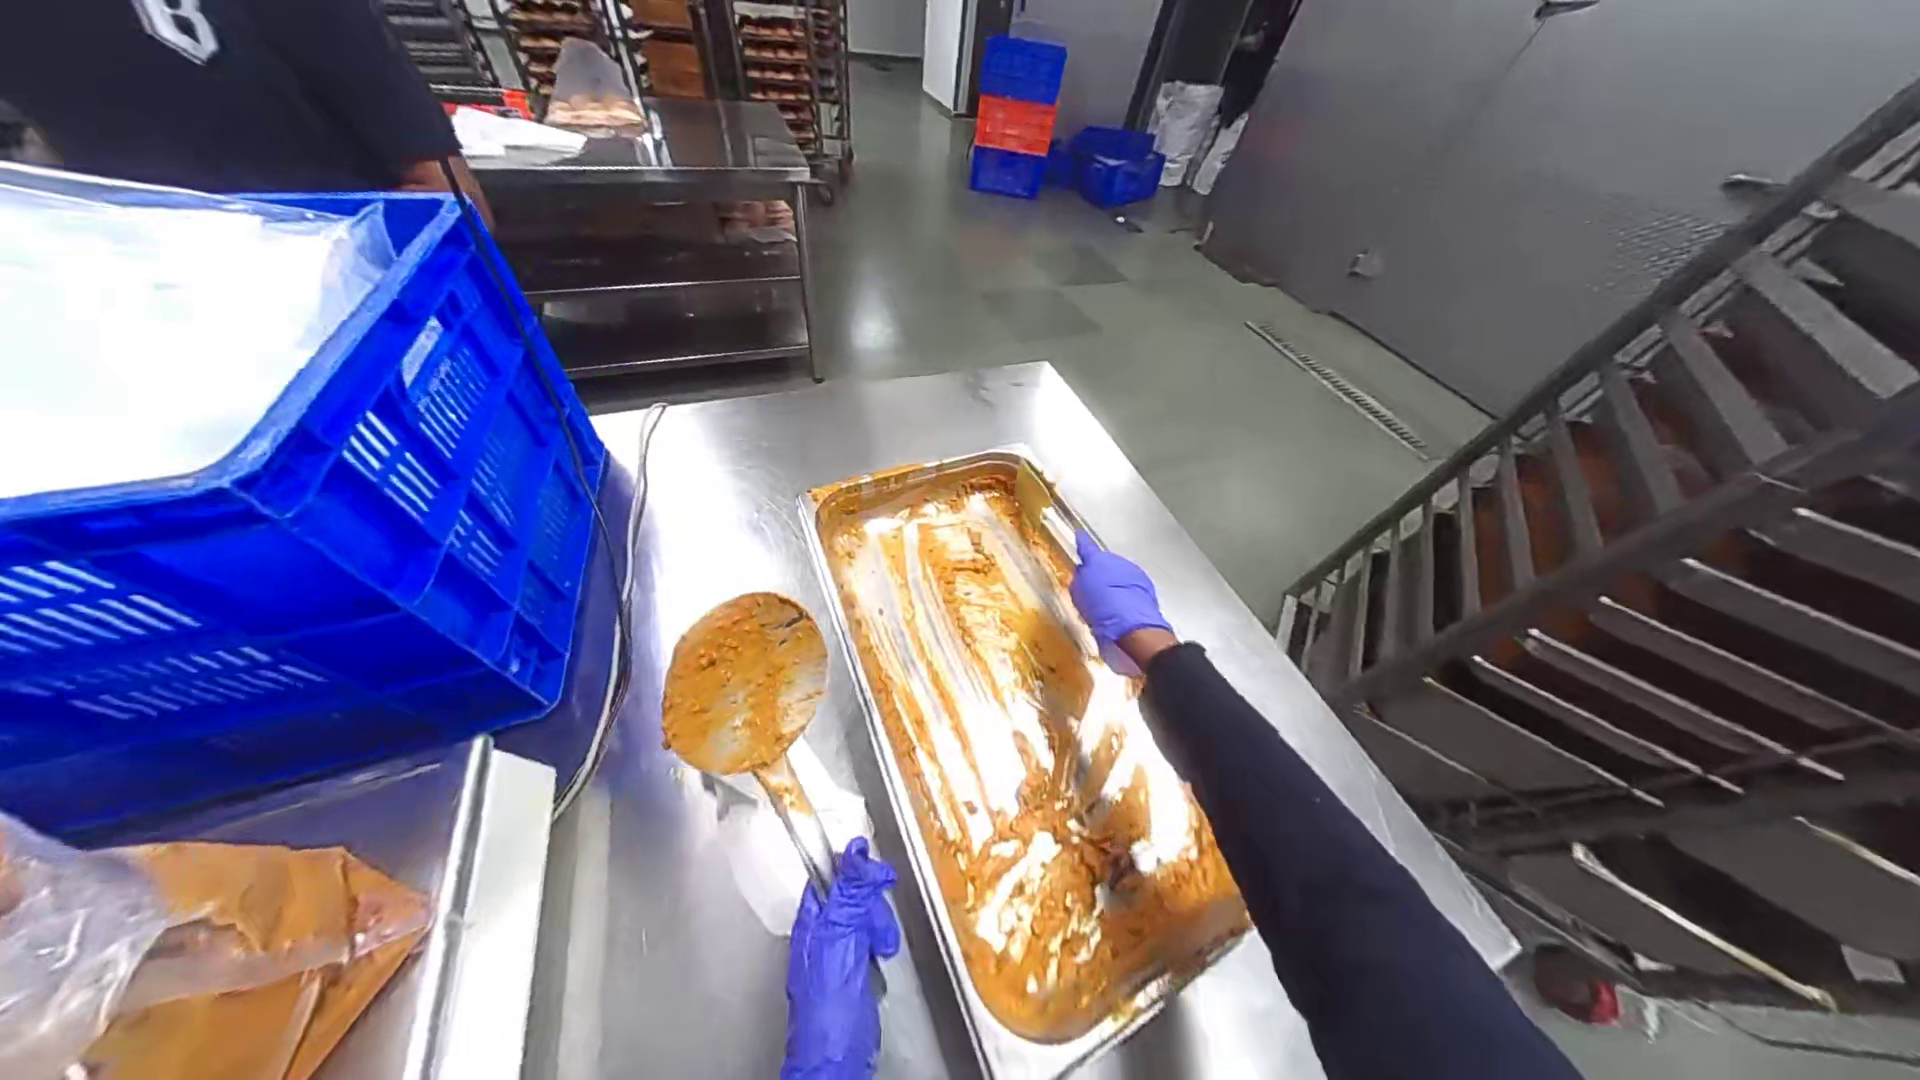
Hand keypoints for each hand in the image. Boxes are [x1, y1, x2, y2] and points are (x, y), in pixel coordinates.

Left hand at [782, 838, 900, 1079]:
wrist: (836, 1061)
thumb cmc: (829, 1005)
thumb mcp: (842, 936)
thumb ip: (851, 892)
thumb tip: (856, 850)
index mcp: (812, 918)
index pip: (832, 873)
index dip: (856, 868)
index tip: (879, 872)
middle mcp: (822, 931)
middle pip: (855, 894)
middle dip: (873, 907)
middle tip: (876, 927)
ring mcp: (838, 952)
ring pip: (866, 917)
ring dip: (880, 928)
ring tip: (880, 950)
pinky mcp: (854, 971)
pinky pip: (871, 941)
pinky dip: (880, 946)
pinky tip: (880, 962)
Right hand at [1070, 532, 1174, 670]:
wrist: (1135, 628)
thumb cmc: (1102, 611)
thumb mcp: (1079, 596)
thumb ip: (1079, 580)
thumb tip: (1082, 573)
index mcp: (1098, 560)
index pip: (1086, 547)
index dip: (1082, 542)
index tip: (1080, 534)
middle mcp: (1118, 562)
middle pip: (1105, 564)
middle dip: (1099, 573)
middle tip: (1091, 592)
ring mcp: (1134, 574)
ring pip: (1119, 576)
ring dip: (1113, 586)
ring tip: (1106, 606)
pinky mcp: (1147, 589)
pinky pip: (1130, 588)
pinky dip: (1125, 595)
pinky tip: (1121, 611)